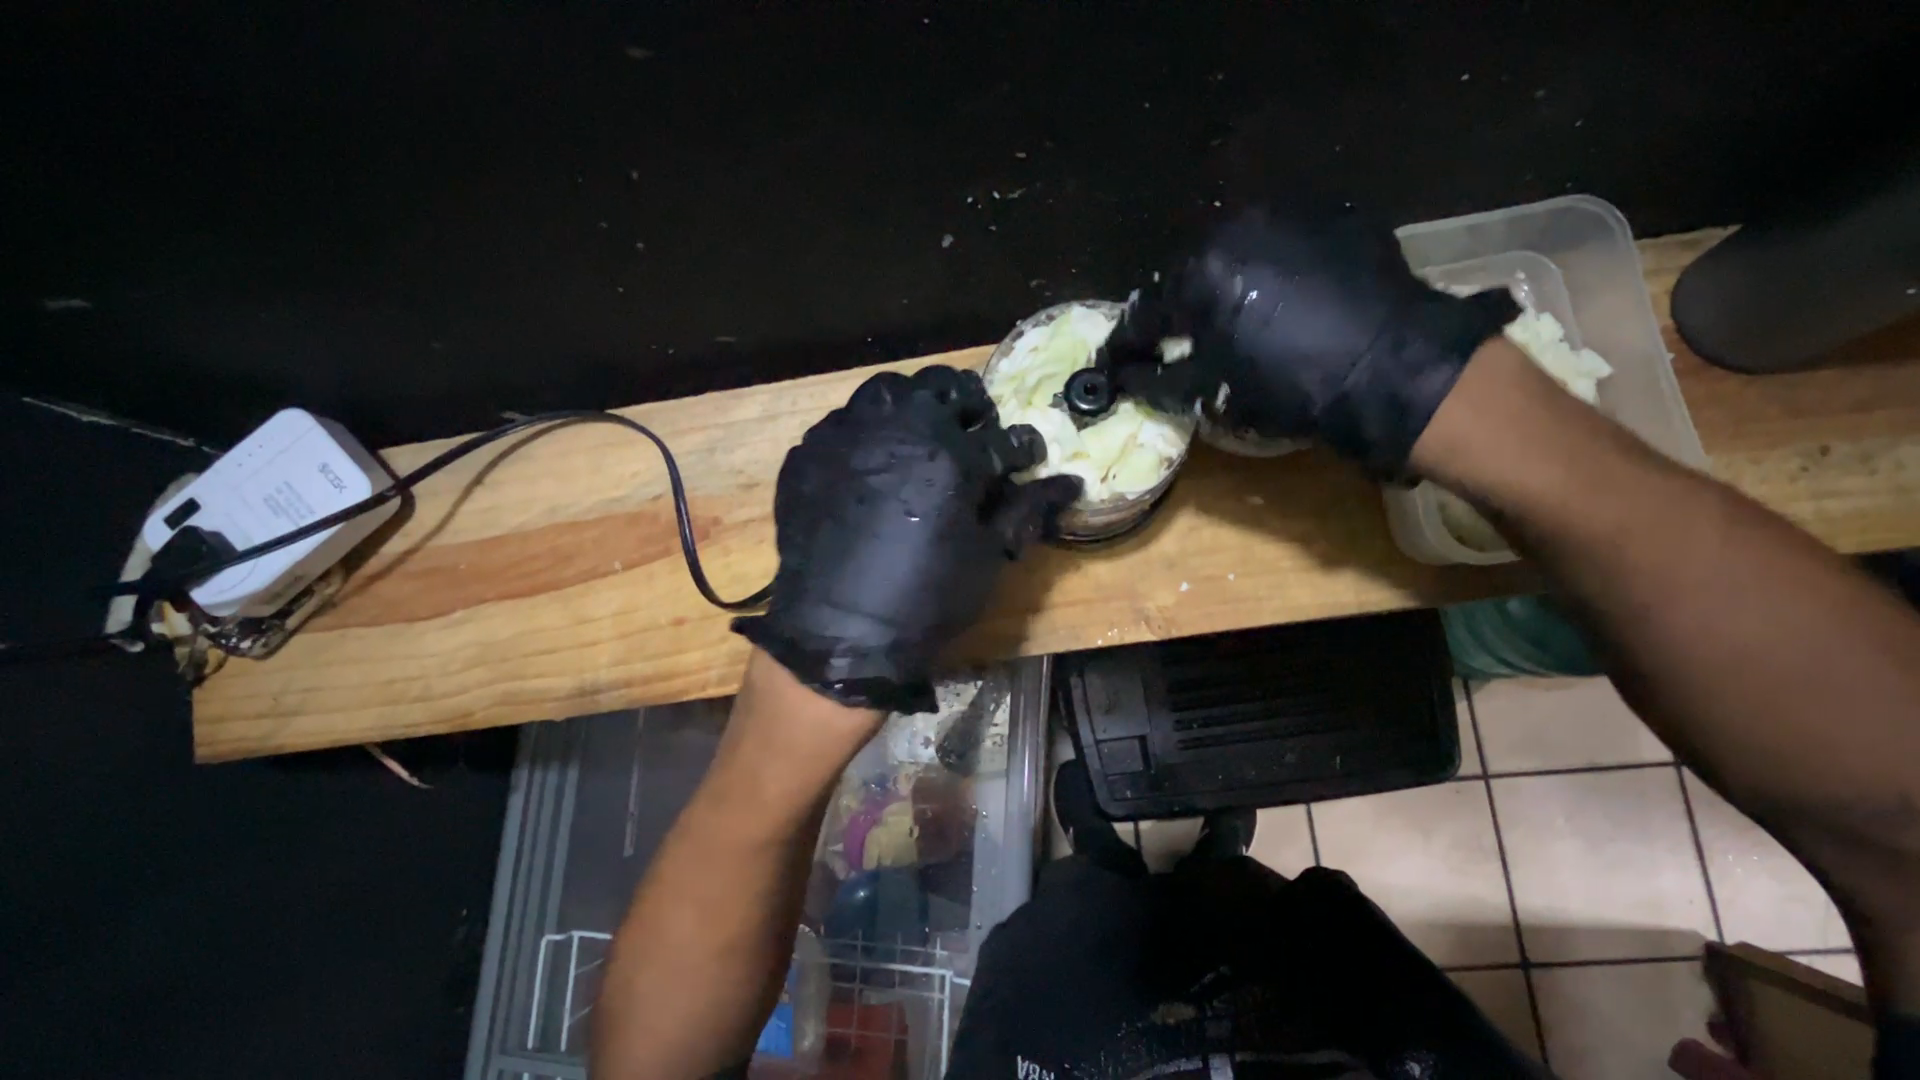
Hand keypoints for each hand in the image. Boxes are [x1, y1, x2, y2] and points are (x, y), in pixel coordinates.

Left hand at [732, 366, 1080, 712]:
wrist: (838, 632)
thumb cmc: (925, 600)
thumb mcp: (986, 557)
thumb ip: (1024, 510)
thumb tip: (1068, 484)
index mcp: (954, 455)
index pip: (1003, 437)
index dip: (1023, 449)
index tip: (1026, 459)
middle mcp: (901, 427)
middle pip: (945, 388)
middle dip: (969, 405)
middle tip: (974, 430)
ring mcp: (848, 434)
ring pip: (888, 390)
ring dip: (914, 404)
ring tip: (921, 432)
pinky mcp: (810, 452)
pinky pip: (844, 422)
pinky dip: (867, 431)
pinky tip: (872, 460)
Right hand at [1116, 206, 1518, 476]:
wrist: (1396, 368)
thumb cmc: (1295, 387)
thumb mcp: (1217, 391)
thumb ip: (1161, 379)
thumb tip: (1125, 378)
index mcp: (1201, 271)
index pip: (1147, 310)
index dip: (1130, 342)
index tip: (1119, 362)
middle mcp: (1237, 226)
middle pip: (1190, 271)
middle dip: (1181, 306)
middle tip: (1184, 337)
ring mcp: (1289, 212)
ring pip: (1237, 250)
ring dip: (1227, 281)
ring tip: (1237, 316)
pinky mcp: (1334, 214)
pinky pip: (1285, 241)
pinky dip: (1274, 267)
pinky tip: (1288, 297)